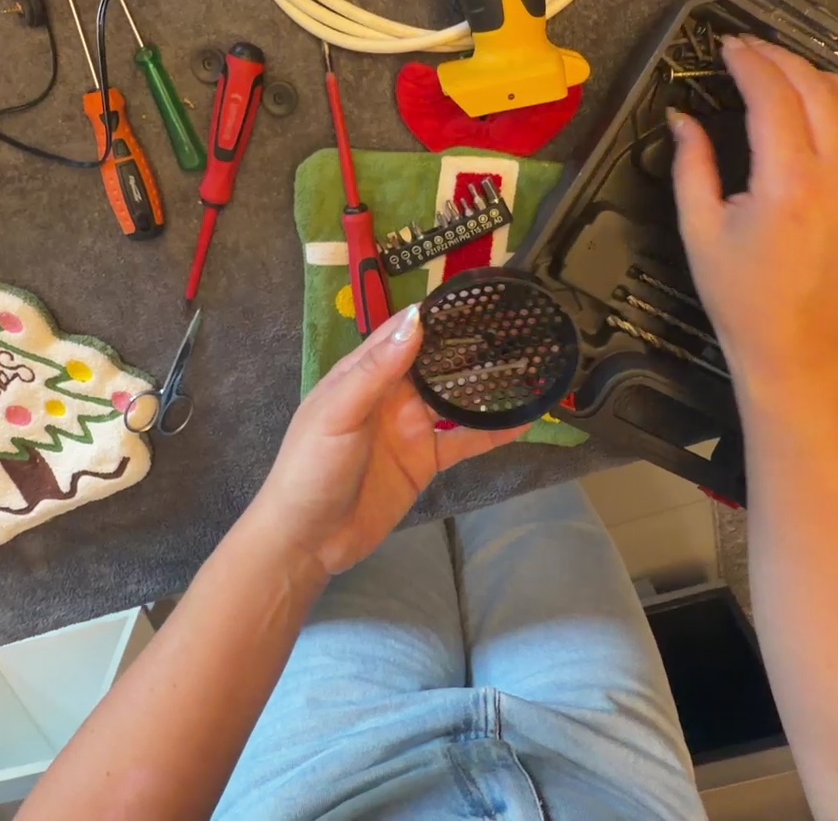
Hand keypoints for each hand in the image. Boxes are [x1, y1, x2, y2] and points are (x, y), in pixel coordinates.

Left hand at [242, 305, 526, 575]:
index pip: (403, 333)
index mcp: (363, 373)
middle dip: (469, 345)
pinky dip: (492, 432)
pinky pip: (464, 441)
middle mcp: (390, 394)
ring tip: (528, 363)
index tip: (476, 297)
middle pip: (435, 362)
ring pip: (454, 398)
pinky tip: (524, 421)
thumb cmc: (312, 467)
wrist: (309, 539)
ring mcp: (410, 427)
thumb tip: (417, 320)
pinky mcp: (425, 460)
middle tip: (517, 326)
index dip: (435, 315)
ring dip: (485, 384)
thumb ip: (377, 369)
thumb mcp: (339, 413)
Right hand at [669, 35, 837, 380]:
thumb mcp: (697, 229)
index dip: (749, 63)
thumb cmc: (736, 292)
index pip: (774, 97)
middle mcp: (835, 174)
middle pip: (816, 87)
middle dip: (779, 58)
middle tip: (745, 48)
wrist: (792, 340)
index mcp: (787, 184)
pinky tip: (815, 98)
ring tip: (780, 67)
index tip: (726, 46)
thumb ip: (691, 166)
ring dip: (816, 71)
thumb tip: (682, 118)